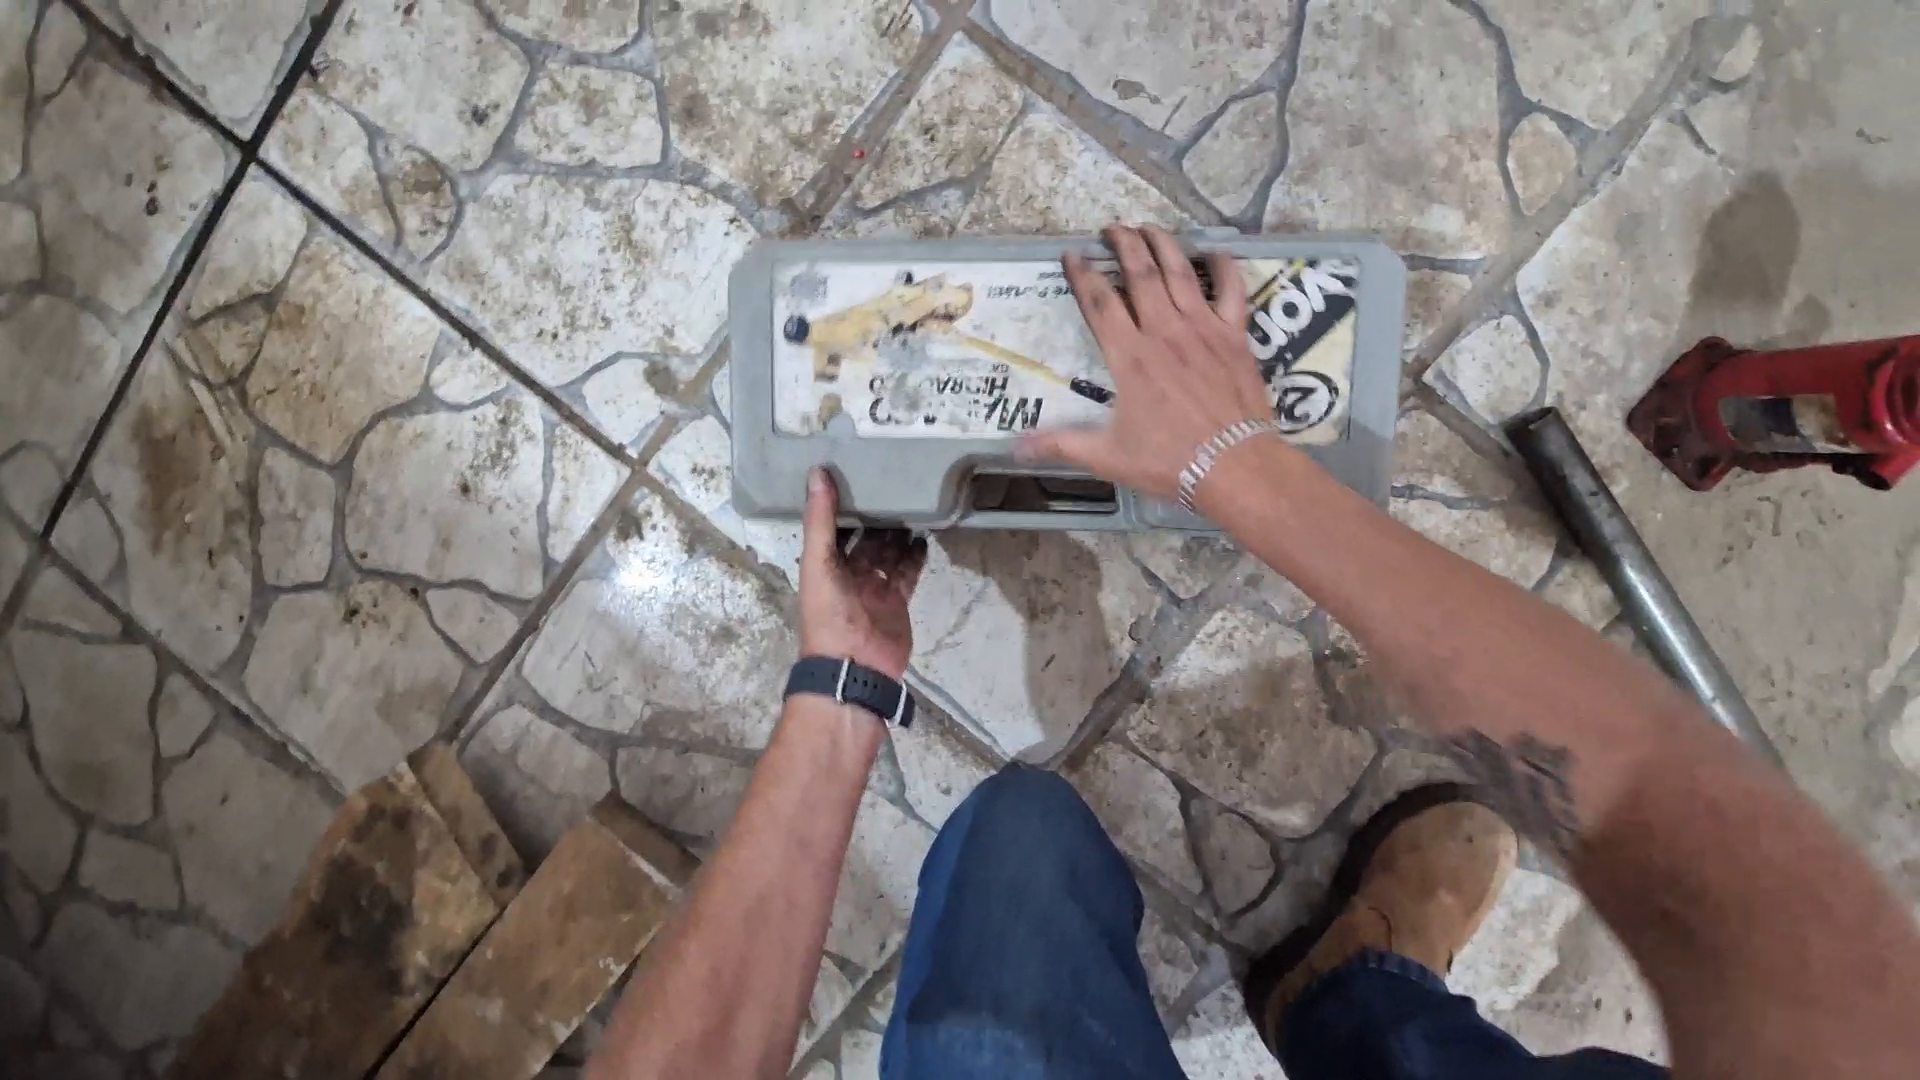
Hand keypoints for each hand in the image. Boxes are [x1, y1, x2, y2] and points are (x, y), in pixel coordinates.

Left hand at [798, 468, 926, 678]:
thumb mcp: (818, 562)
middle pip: (865, 540)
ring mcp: (875, 588)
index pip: (834, 528)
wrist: (856, 666)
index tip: (855, 474)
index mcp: (824, 565)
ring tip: (913, 504)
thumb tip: (817, 472)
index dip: (842, 505)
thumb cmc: (829, 613)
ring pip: (889, 554)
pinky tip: (924, 535)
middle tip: (894, 485)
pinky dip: (915, 556)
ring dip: (899, 533)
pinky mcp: (898, 601)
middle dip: (876, 517)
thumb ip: (819, 520)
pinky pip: (908, 573)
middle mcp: (849, 574)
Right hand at [1018, 224, 1280, 500]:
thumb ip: (1061, 444)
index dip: (1083, 275)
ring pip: (1180, 272)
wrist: (1234, 465)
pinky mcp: (1235, 335)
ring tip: (1149, 228)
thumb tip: (1015, 449)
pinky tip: (1213, 252)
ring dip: (1163, 244)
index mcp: (1129, 357)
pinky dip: (1222, 266)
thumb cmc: (1168, 461)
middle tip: (1112, 229)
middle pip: (1140, 274)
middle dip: (1123, 245)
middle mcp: (1163, 332)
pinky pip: (1231, 289)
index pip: (1100, 302)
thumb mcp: (1107, 457)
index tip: (1072, 255)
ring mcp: (1203, 328)